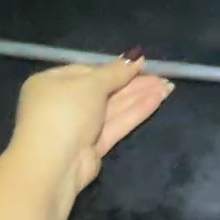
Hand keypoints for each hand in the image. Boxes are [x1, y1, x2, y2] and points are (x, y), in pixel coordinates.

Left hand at [7, 59, 172, 202]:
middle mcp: (64, 104)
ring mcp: (78, 127)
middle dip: (134, 84)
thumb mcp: (91, 85)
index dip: (115, 69)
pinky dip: (135, 112)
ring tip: (168, 87)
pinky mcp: (92, 146)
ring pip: (113, 108)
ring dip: (140, 96)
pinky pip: (115, 124)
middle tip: (162, 77)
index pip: (88, 72)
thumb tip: (136, 55)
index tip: (141, 65)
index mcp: (52, 83)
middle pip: (104, 90)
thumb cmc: (65, 112)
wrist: (53, 163)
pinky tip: (157, 100)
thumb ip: (116, 71)